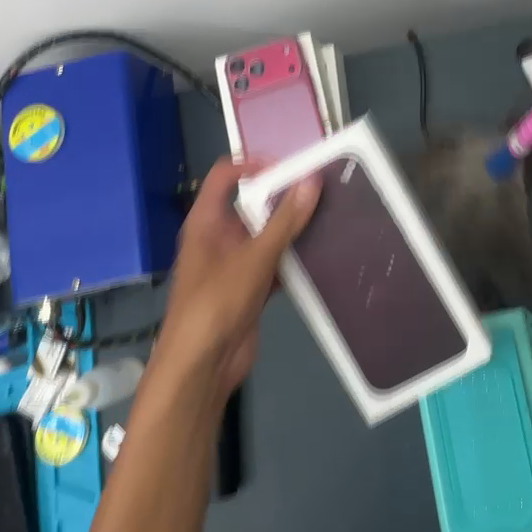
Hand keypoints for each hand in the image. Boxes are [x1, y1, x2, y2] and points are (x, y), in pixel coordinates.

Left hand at [148, 158, 319, 399]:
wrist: (201, 367)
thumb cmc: (217, 303)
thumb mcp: (254, 258)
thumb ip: (285, 220)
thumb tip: (312, 180)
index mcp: (206, 221)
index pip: (226, 175)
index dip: (255, 165)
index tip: (292, 169)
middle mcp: (218, 238)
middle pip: (251, 205)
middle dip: (284, 197)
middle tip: (322, 191)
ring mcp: (233, 265)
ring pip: (266, 236)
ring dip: (292, 229)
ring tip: (330, 217)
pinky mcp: (249, 290)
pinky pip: (274, 264)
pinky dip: (293, 259)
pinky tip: (322, 255)